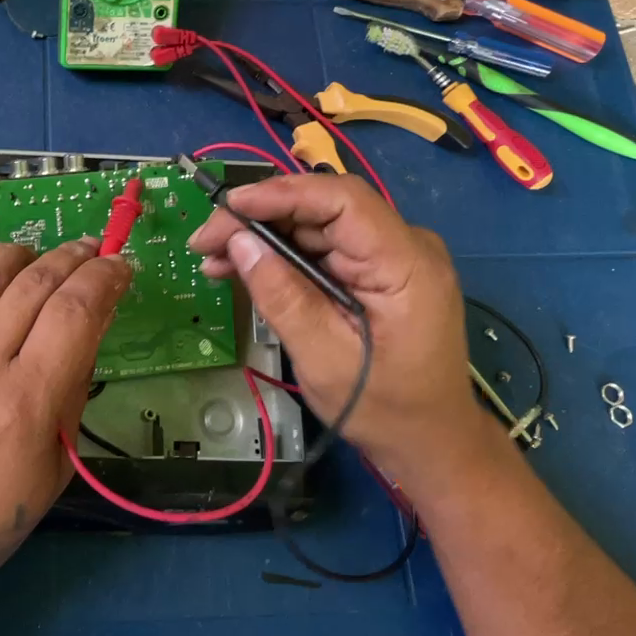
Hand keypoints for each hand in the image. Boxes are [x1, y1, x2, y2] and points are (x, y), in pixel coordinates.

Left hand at [0, 239, 132, 599]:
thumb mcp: (57, 464)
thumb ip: (75, 387)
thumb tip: (92, 320)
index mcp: (25, 402)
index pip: (77, 309)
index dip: (106, 277)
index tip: (119, 267)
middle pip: (36, 281)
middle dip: (73, 256)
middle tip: (89, 252)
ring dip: (20, 256)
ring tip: (35, 261)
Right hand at [187, 174, 491, 490]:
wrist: (430, 442)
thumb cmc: (385, 409)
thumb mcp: (325, 359)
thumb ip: (283, 297)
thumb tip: (239, 241)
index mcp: (407, 264)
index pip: (343, 200)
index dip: (282, 193)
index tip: (229, 206)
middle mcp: (404, 246)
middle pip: (324, 208)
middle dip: (260, 216)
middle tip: (205, 240)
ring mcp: (390, 257)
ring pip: (316, 225)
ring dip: (263, 235)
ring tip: (213, 257)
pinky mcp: (375, 270)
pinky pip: (322, 248)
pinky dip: (280, 254)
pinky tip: (242, 266)